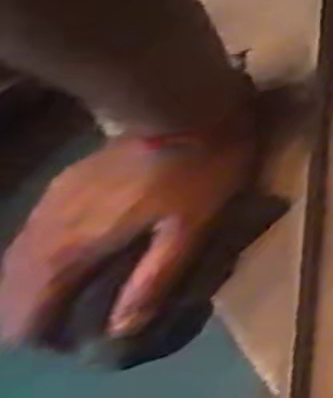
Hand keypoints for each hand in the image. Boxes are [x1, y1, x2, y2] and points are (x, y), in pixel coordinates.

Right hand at [0, 114, 257, 346]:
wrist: (189, 109)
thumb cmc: (200, 167)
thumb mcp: (193, 223)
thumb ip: (156, 275)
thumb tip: (124, 327)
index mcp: (64, 255)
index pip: (25, 322)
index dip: (52, 338)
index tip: (92, 335)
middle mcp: (37, 239)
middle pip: (15, 298)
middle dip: (46, 313)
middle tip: (97, 309)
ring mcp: (45, 209)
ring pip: (23, 267)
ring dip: (49, 283)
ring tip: (97, 282)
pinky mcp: (63, 186)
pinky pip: (41, 236)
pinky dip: (57, 254)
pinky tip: (96, 245)